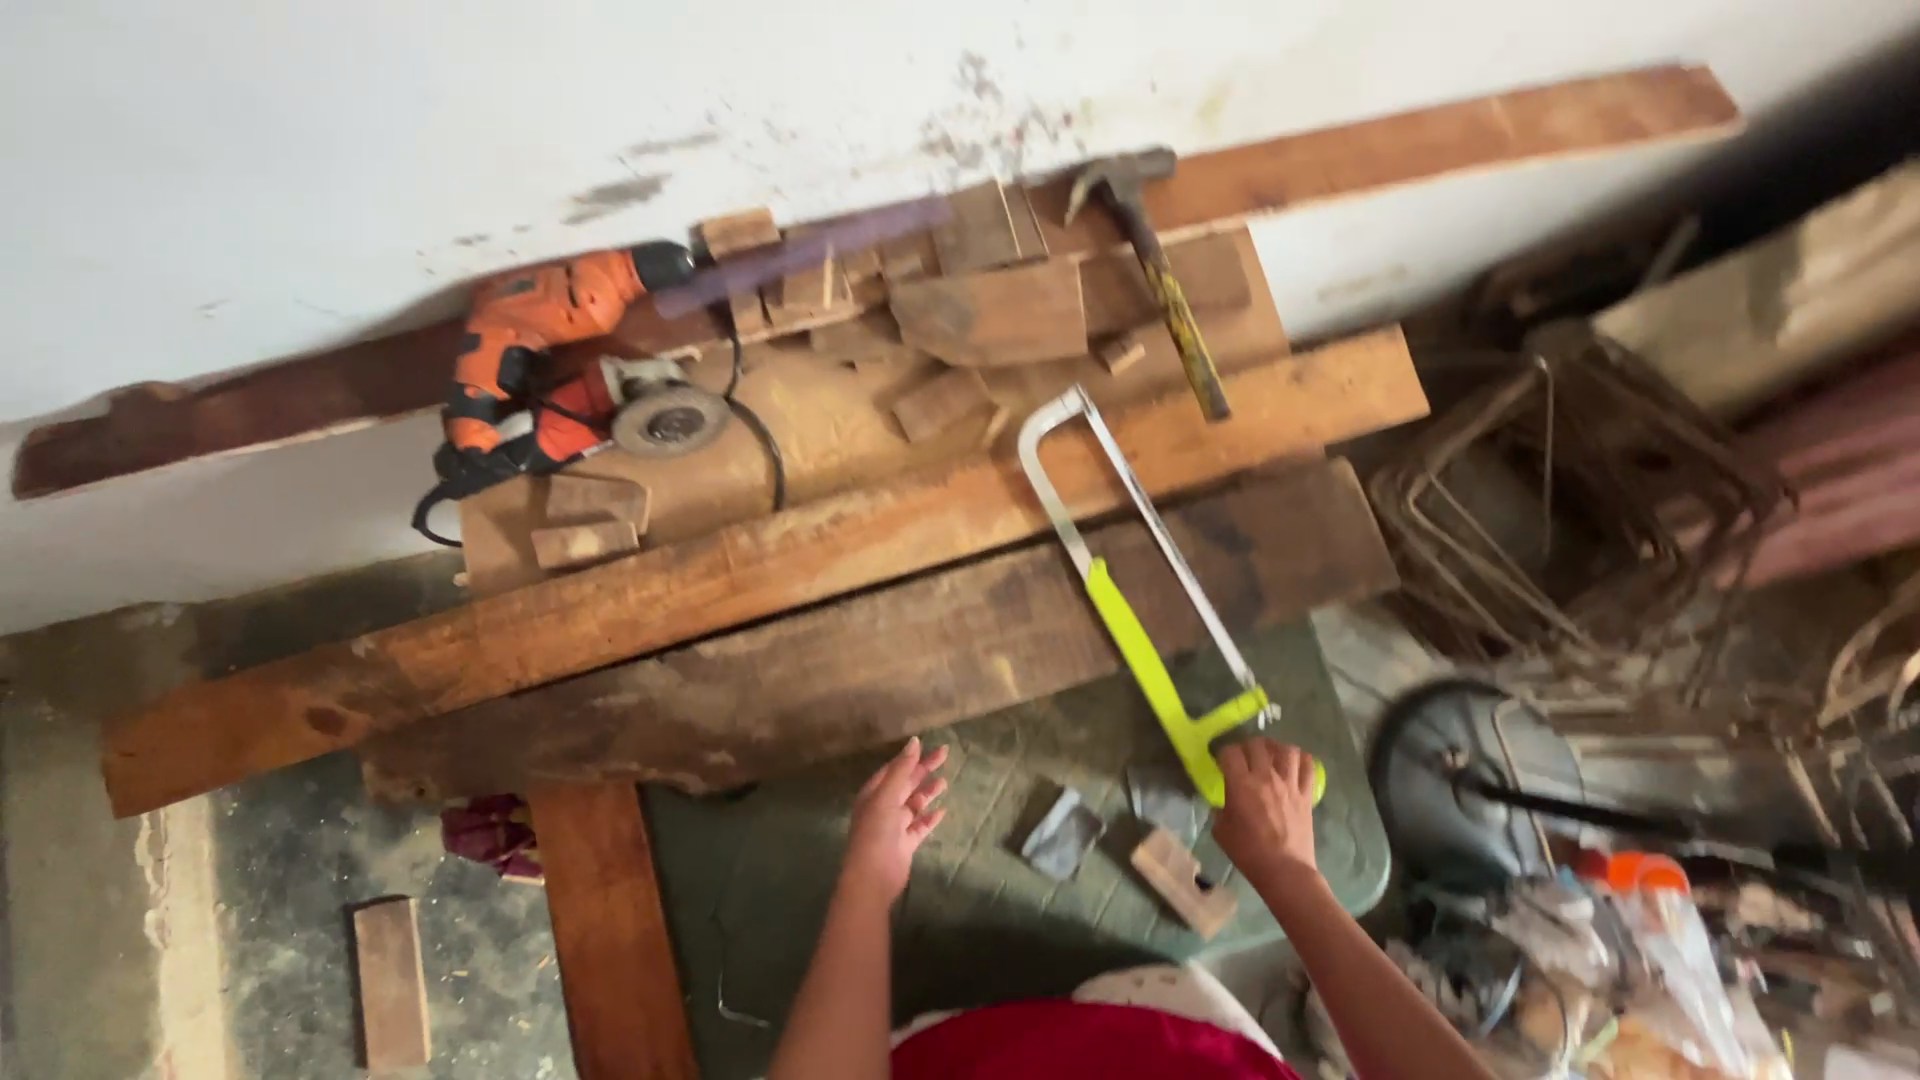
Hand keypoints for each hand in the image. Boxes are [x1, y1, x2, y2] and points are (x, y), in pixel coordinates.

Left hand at [841, 737, 948, 904]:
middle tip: (945, 755)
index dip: (911, 757)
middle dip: (924, 770)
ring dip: (927, 792)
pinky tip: (943, 811)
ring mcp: (894, 827)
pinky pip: (920, 826)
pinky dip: (930, 818)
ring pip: (914, 804)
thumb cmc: (876, 833)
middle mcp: (883, 807)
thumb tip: (915, 742)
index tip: (930, 746)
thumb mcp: (886, 797)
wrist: (872, 878)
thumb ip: (901, 770)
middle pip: (906, 783)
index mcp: (873, 794)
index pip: (894, 769)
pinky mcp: (905, 844)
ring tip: (944, 782)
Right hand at [1213, 739, 1319, 887]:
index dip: (1223, 753)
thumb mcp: (1221, 830)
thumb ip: (1220, 810)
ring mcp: (1289, 785)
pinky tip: (1293, 763)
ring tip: (1270, 753)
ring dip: (1276, 747)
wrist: (1284, 871)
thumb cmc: (1248, 852)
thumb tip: (1225, 803)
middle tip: (1244, 756)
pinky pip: (1308, 767)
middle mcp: (1266, 778)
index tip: (1222, 762)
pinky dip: (1301, 759)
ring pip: (1286, 750)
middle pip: (1257, 744)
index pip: (1230, 752)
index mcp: (1241, 785)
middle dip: (1247, 746)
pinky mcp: (1306, 795)